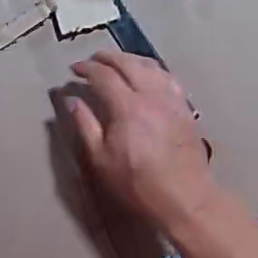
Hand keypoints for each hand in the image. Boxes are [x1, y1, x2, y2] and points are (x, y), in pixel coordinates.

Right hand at [62, 52, 219, 234]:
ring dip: (130, 59)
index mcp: (128, 107)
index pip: (104, 75)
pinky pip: (168, 77)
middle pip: (128, 63)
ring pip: (150, 66)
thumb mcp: (101, 159)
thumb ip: (84, 125)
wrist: (186, 199)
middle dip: (107, 57)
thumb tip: (71, 100)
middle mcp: (152, 96)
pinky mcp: (185, 108)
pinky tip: (146, 75)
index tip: (74, 70)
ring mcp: (172, 100)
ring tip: (116, 63)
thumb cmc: (138, 183)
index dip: (86, 68)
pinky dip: (152, 70)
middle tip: (92, 61)